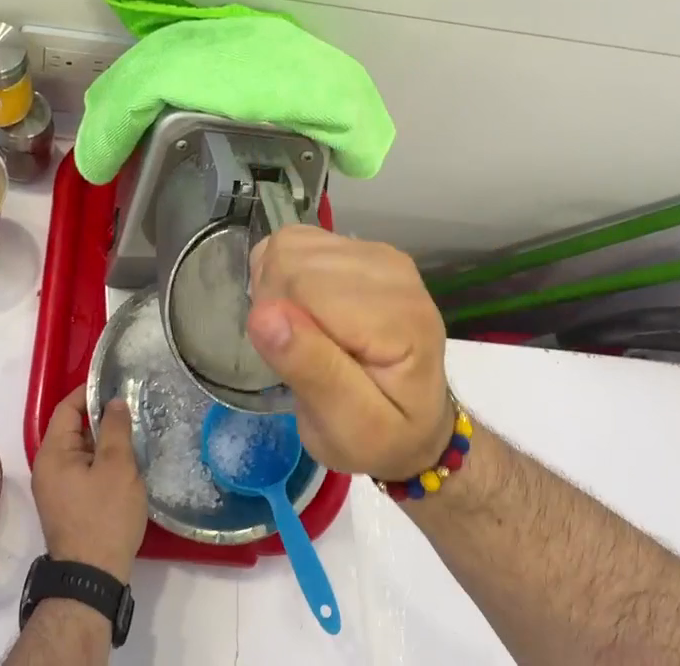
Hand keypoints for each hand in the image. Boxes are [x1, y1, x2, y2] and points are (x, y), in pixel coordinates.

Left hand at [31, 385, 147, 582]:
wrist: (92, 579)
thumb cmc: (104, 517)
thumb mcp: (117, 467)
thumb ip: (115, 429)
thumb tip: (114, 402)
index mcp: (52, 453)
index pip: (66, 408)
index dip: (89, 393)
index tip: (115, 386)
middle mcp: (46, 468)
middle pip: (72, 430)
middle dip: (100, 419)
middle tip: (131, 412)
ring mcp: (54, 489)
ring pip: (79, 453)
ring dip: (102, 444)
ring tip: (133, 437)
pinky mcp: (66, 506)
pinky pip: (81, 472)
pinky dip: (100, 464)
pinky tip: (124, 467)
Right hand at [246, 226, 453, 481]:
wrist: (415, 427)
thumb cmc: (382, 437)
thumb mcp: (348, 428)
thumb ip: (311, 371)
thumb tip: (264, 315)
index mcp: (398, 316)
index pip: (301, 284)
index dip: (276, 321)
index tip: (291, 363)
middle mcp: (392, 271)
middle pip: (291, 257)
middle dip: (274, 303)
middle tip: (295, 352)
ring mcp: (378, 253)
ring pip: (289, 245)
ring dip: (277, 289)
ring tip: (301, 333)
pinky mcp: (361, 248)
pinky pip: (296, 242)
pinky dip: (284, 274)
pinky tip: (303, 310)